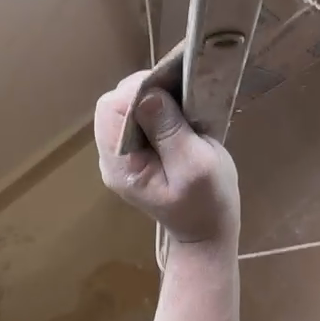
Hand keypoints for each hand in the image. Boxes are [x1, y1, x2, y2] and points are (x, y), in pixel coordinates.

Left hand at [95, 71, 239, 246]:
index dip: (139, 89)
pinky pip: (138, 116)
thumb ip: (170, 131)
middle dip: (145, 88)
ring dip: (152, 95)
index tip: (172, 87)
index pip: (112, 109)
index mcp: (122, 164)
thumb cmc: (207, 202)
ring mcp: (124, 154)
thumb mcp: (197, 165)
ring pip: (125, 107)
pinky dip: (157, 104)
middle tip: (180, 90)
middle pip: (115, 105)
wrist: (207, 233)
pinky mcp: (138, 151)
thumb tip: (149, 95)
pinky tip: (178, 110)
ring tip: (181, 98)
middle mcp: (114, 156)